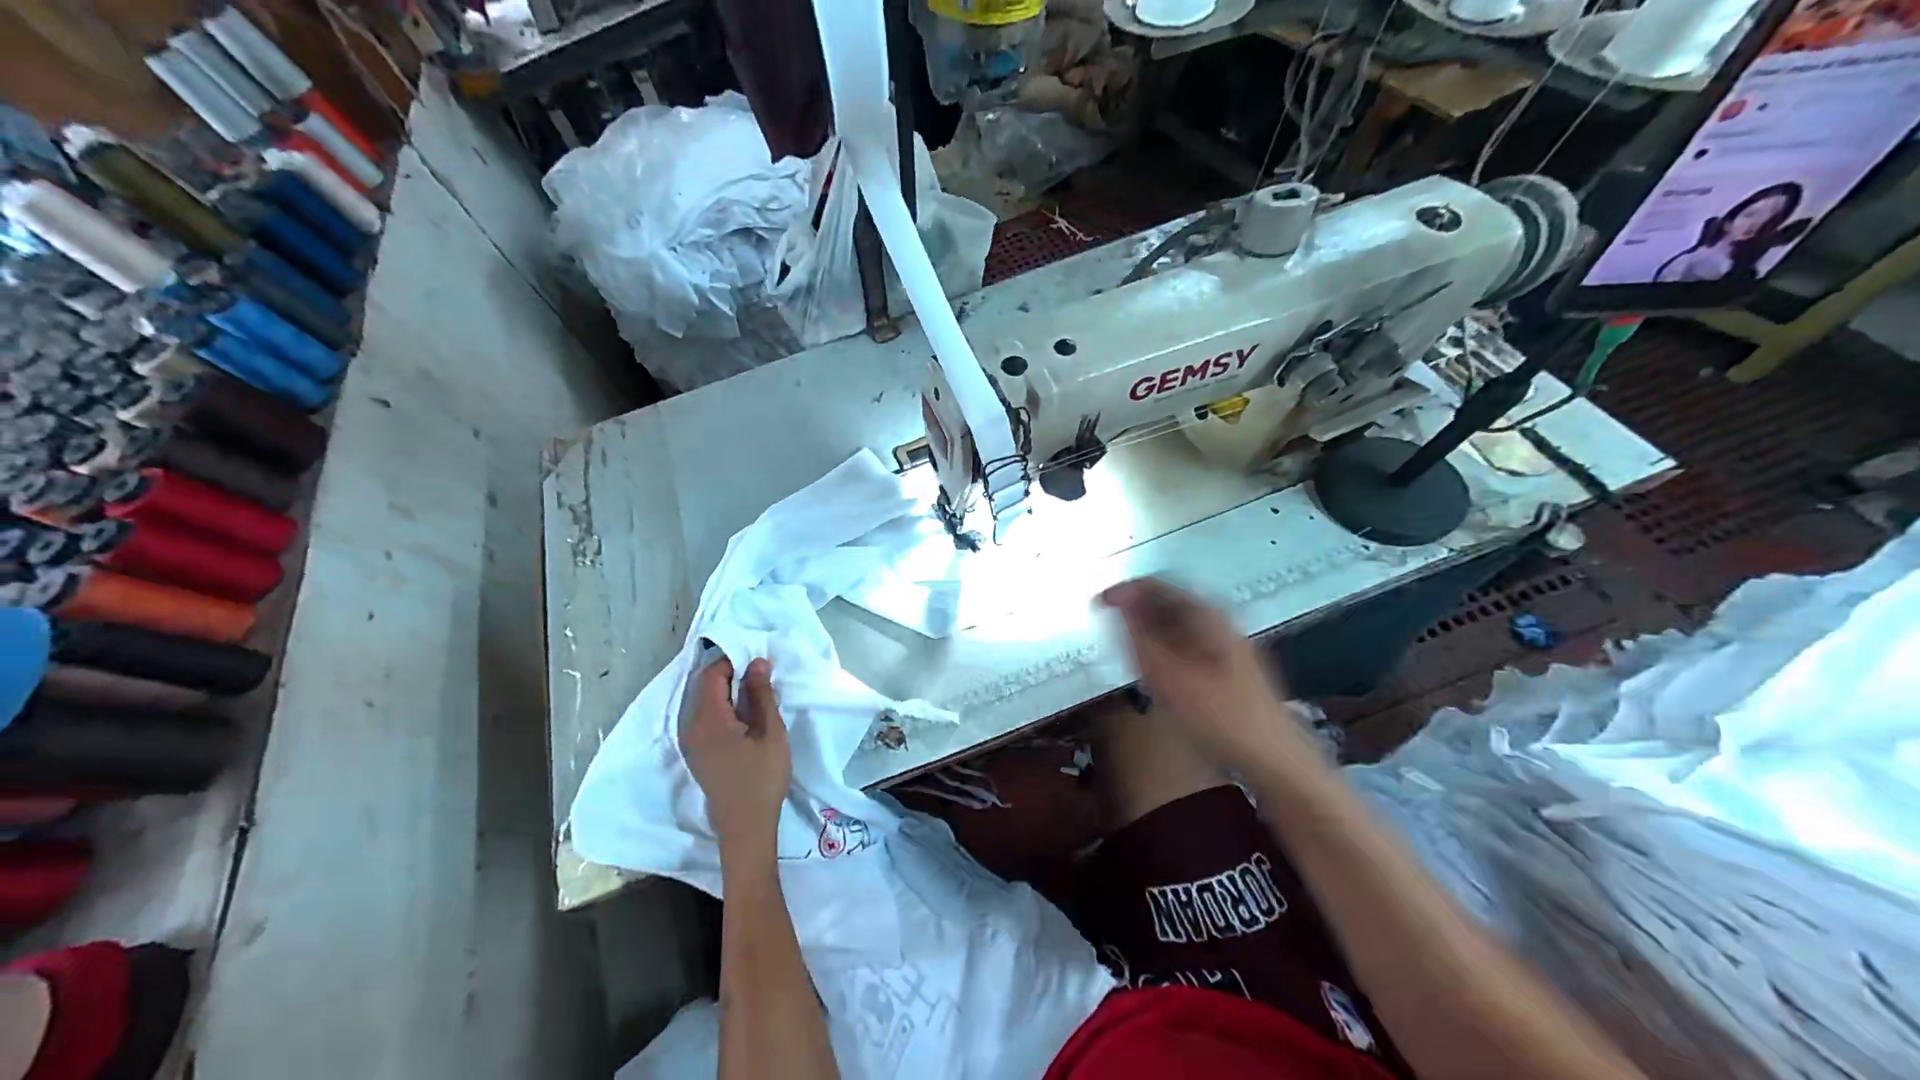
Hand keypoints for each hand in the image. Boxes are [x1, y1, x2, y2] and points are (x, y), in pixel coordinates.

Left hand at [682, 656, 791, 854]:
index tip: (758, 661)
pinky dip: (722, 708)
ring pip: (704, 702)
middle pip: (704, 687)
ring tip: (756, 693)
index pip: (711, 675)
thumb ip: (761, 694)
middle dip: (730, 674)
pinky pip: (704, 717)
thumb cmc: (762, 777)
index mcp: (707, 719)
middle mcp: (691, 726)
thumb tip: (756, 662)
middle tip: (760, 675)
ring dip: (726, 692)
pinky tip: (744, 715)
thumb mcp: (770, 731)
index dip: (733, 661)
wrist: (746, 825)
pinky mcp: (696, 752)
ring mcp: (690, 741)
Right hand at [1099, 578, 1316, 773]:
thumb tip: (1118, 601)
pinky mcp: (1227, 662)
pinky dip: (1163, 647)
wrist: (1272, 758)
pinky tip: (1155, 672)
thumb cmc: (1220, 717)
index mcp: (1206, 614)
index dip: (1123, 591)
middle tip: (1110, 629)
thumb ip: (1139, 635)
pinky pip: (1186, 641)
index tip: (1099, 603)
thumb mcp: (1169, 676)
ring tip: (1128, 652)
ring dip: (1148, 631)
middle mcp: (1218, 619)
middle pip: (1167, 601)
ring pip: (1176, 623)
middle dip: (1135, 611)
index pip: (1156, 585)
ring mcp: (1226, 641)